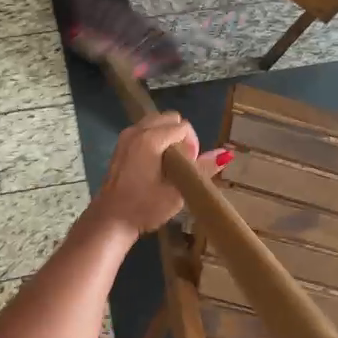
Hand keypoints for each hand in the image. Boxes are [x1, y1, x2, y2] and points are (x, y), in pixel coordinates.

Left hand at [86, 113, 228, 236]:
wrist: (111, 219)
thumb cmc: (145, 208)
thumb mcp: (177, 191)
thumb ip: (202, 168)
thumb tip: (226, 153)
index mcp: (151, 139)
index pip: (183, 126)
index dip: (193, 144)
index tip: (190, 166)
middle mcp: (137, 131)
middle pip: (169, 118)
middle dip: (181, 136)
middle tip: (182, 163)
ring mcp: (126, 136)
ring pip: (155, 122)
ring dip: (168, 136)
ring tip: (170, 163)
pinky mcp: (121, 144)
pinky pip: (144, 130)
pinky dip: (155, 138)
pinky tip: (155, 164)